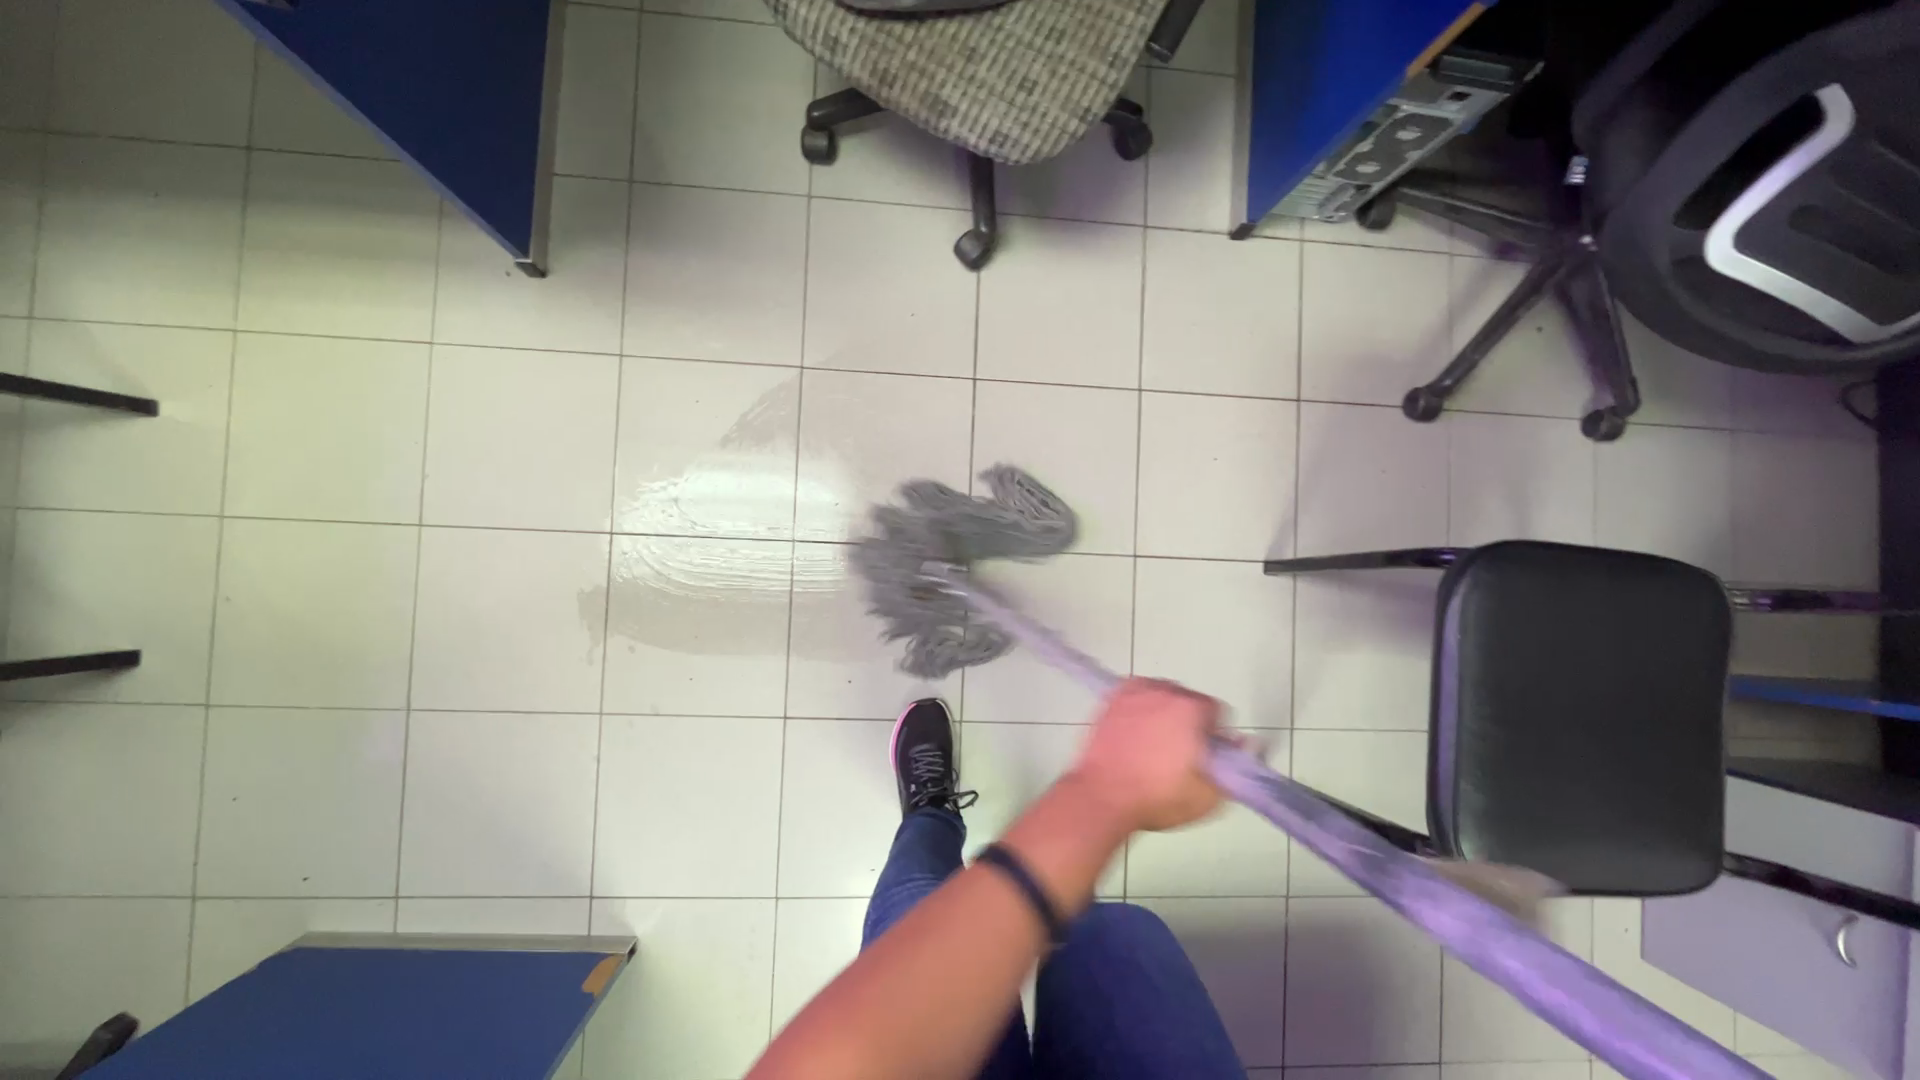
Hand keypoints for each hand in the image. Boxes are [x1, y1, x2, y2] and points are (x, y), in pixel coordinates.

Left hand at [1068, 677, 1221, 832]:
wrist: (1103, 796)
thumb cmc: (1158, 797)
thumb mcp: (1209, 793)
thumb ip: (1234, 765)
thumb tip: (1245, 742)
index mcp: (1192, 708)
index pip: (1217, 712)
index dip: (1213, 735)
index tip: (1202, 755)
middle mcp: (1165, 690)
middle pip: (1188, 700)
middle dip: (1189, 721)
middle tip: (1177, 753)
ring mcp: (1135, 692)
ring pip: (1162, 695)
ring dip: (1164, 712)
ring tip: (1152, 745)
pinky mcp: (1112, 698)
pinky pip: (1137, 695)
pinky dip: (1141, 707)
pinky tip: (1135, 730)